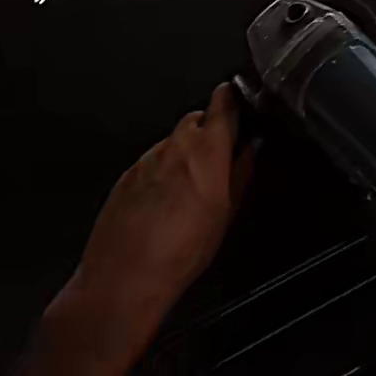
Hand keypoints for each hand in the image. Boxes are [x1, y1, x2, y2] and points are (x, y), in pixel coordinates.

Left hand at [28, 83, 257, 375]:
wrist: (124, 279)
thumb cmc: (178, 253)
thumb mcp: (226, 213)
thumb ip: (241, 171)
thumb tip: (251, 150)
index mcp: (207, 148)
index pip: (224, 102)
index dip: (232, 97)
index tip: (235, 97)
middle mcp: (177, 144)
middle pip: (197, 120)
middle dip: (207, 132)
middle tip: (214, 160)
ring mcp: (148, 157)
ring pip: (173, 142)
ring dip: (182, 155)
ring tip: (185, 193)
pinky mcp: (127, 173)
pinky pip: (151, 162)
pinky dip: (160, 173)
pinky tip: (162, 204)